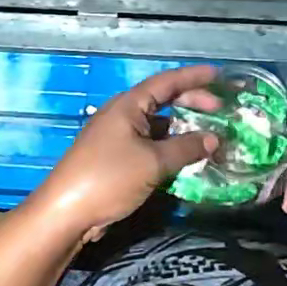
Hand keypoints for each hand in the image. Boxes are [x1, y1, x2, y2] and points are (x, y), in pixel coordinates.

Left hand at [27, 65, 220, 241]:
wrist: (67, 211)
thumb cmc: (109, 177)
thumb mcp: (153, 162)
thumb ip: (186, 148)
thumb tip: (213, 138)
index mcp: (128, 105)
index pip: (166, 82)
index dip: (193, 77)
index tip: (218, 74)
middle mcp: (122, 114)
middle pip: (162, 100)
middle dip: (191, 101)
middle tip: (219, 108)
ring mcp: (117, 136)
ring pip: (156, 124)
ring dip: (182, 127)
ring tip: (209, 134)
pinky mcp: (115, 158)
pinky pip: (149, 144)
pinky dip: (169, 146)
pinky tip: (186, 157)